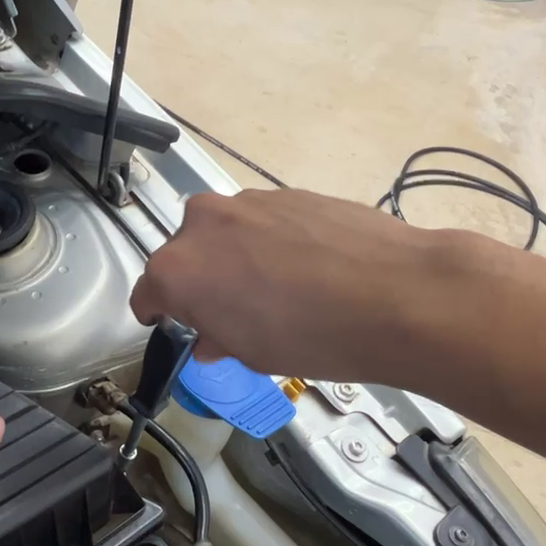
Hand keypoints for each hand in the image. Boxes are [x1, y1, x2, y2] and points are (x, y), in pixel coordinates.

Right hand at [130, 189, 447, 382]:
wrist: (398, 294)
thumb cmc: (312, 335)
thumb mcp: (250, 354)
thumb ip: (217, 338)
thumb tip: (213, 335)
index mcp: (177, 269)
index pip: (147, 294)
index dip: (160, 315)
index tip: (176, 325)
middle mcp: (201, 224)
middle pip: (184, 256)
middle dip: (200, 283)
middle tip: (232, 314)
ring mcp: (246, 201)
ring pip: (223, 235)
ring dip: (235, 259)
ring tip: (277, 292)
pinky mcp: (287, 191)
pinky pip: (261, 222)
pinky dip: (269, 243)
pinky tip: (304, 270)